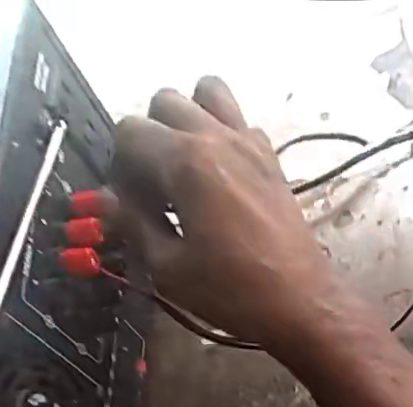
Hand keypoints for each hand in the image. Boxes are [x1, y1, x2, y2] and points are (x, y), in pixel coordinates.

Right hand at [89, 77, 372, 357]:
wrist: (303, 306)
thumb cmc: (236, 294)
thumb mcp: (171, 270)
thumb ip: (133, 226)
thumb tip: (108, 202)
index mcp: (187, 162)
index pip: (129, 132)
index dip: (121, 167)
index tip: (131, 204)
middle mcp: (219, 140)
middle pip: (165, 101)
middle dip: (150, 137)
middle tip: (156, 186)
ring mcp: (252, 147)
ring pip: (208, 94)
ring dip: (189, 118)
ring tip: (188, 166)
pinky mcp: (274, 164)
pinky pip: (243, 124)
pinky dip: (226, 136)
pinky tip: (223, 178)